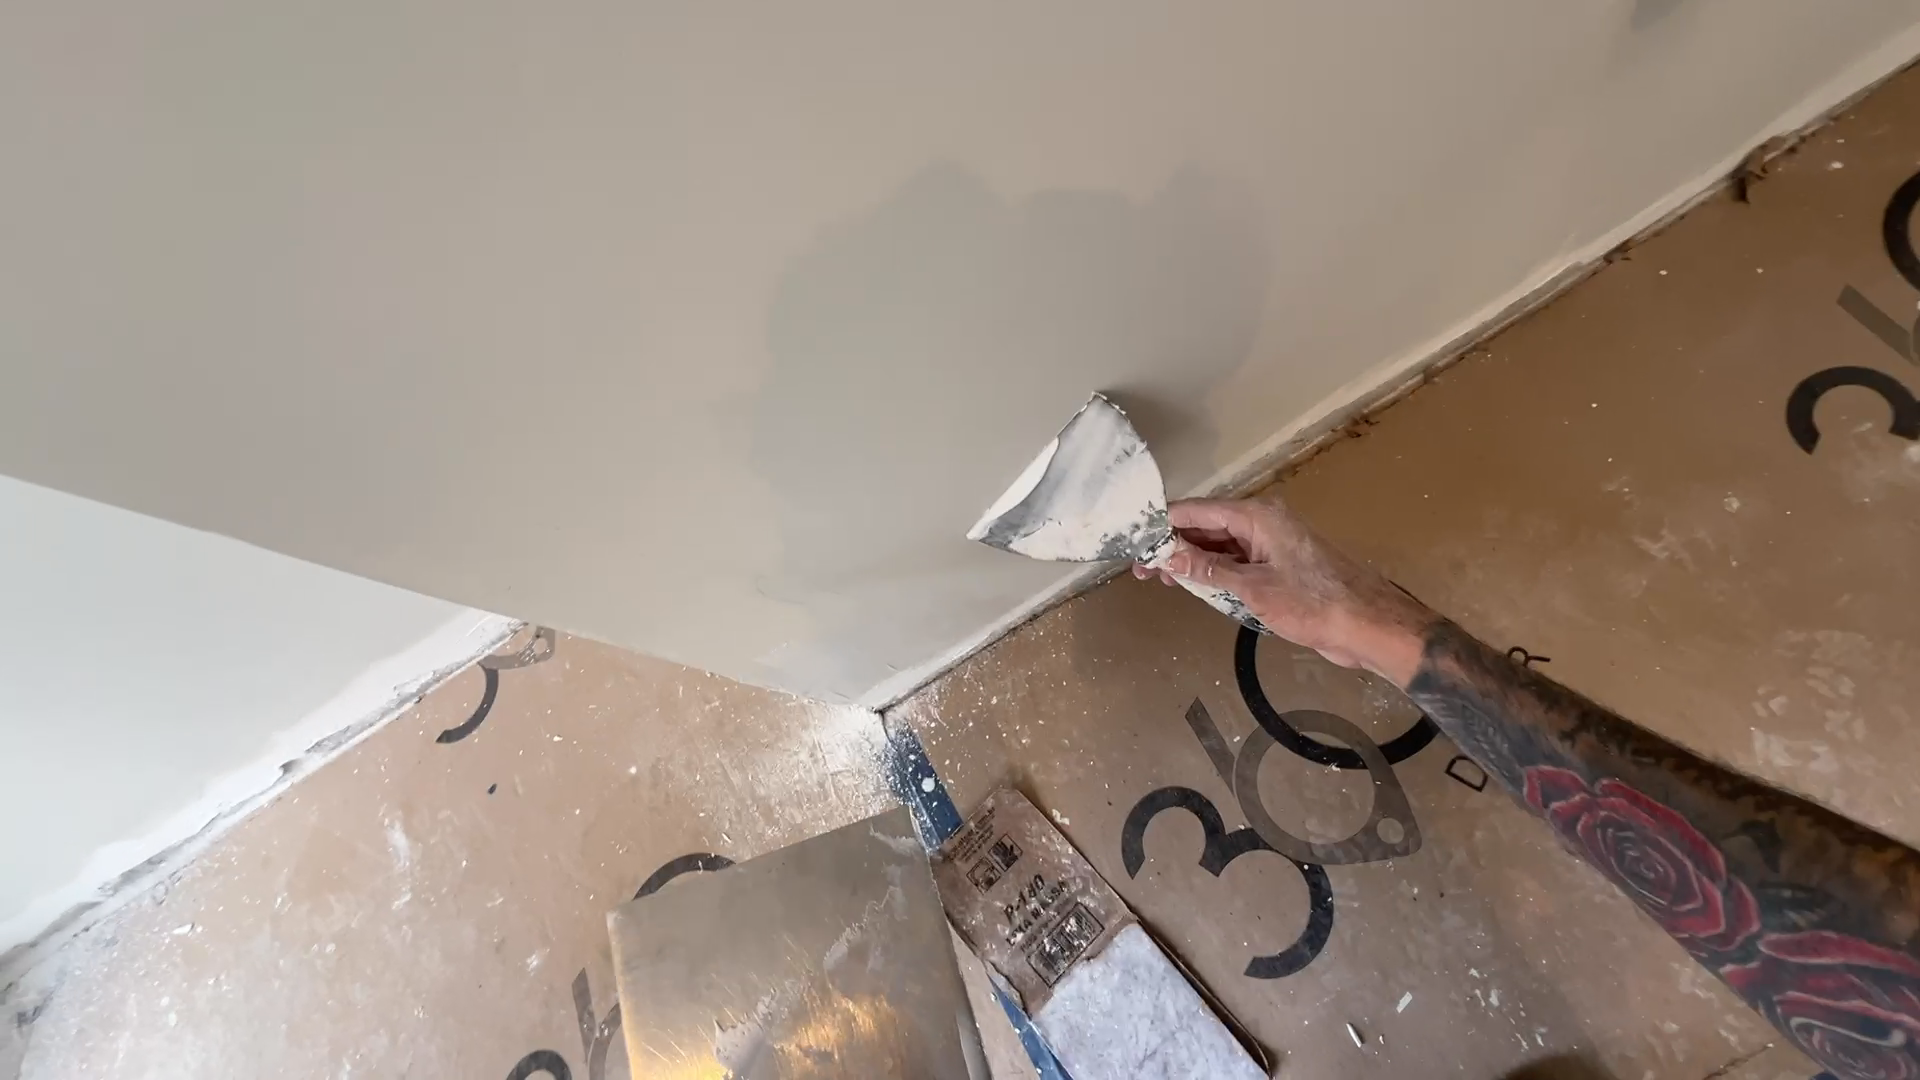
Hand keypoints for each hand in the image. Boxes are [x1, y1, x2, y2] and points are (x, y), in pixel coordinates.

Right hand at [1132, 497, 1435, 685]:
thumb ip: (1206, 570)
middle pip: (1204, 526)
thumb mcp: (1251, 588)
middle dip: (1172, 546)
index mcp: (1256, 517)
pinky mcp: (1274, 566)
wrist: (1368, 627)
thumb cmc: (1313, 603)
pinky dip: (1211, 573)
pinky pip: (1233, 561)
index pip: (1196, 511)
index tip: (1134, 540)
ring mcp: (1268, 544)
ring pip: (1217, 546)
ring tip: (1158, 579)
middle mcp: (1260, 523)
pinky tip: (1191, 586)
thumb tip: (1166, 556)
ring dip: (1189, 562)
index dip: (1163, 525)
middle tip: (1141, 569)